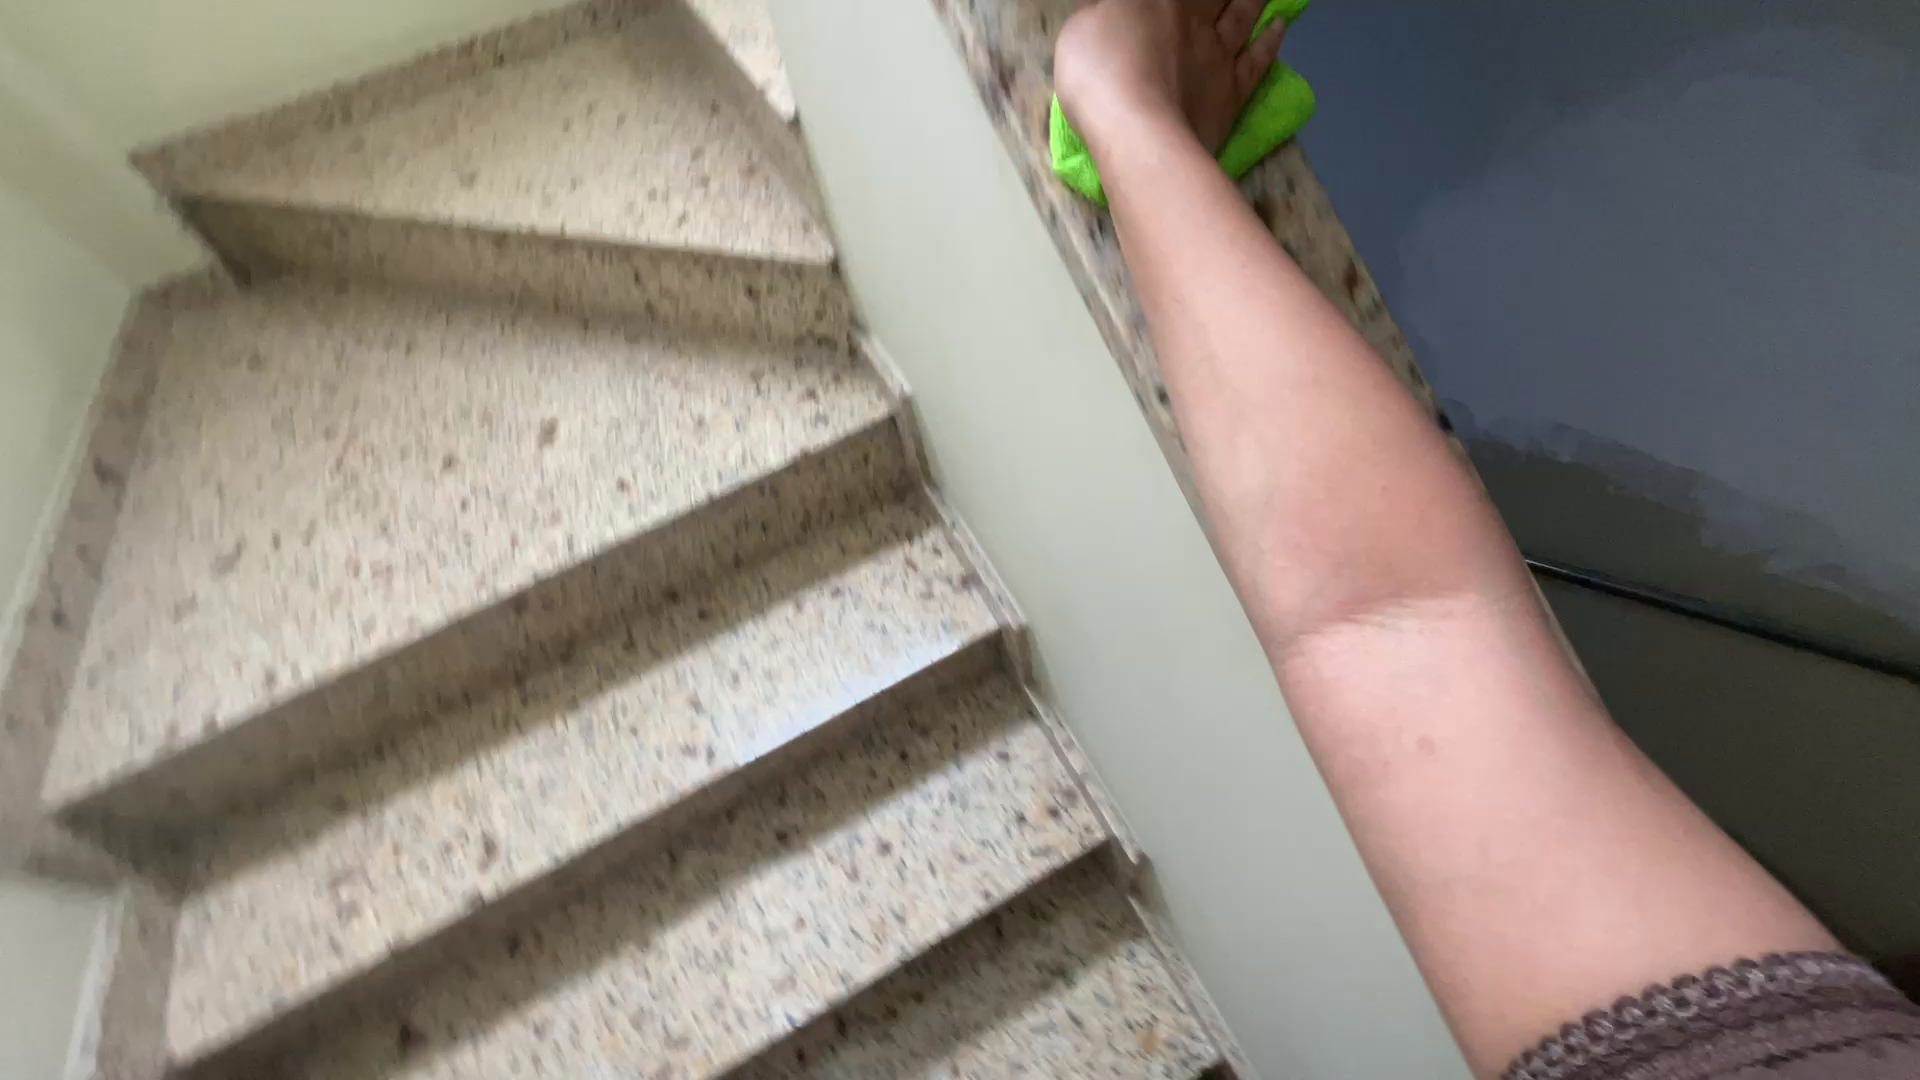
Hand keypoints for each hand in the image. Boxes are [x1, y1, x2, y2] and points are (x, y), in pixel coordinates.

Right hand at [1054, 0, 1286, 155]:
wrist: (1134, 132)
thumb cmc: (1097, 74)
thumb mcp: (1079, 28)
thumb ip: (1098, 11)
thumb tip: (1105, 9)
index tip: (1172, 4)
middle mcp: (1194, 16)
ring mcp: (1217, 53)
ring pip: (1245, 12)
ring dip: (1254, 0)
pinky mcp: (1232, 92)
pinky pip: (1258, 61)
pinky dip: (1270, 42)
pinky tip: (1277, 28)